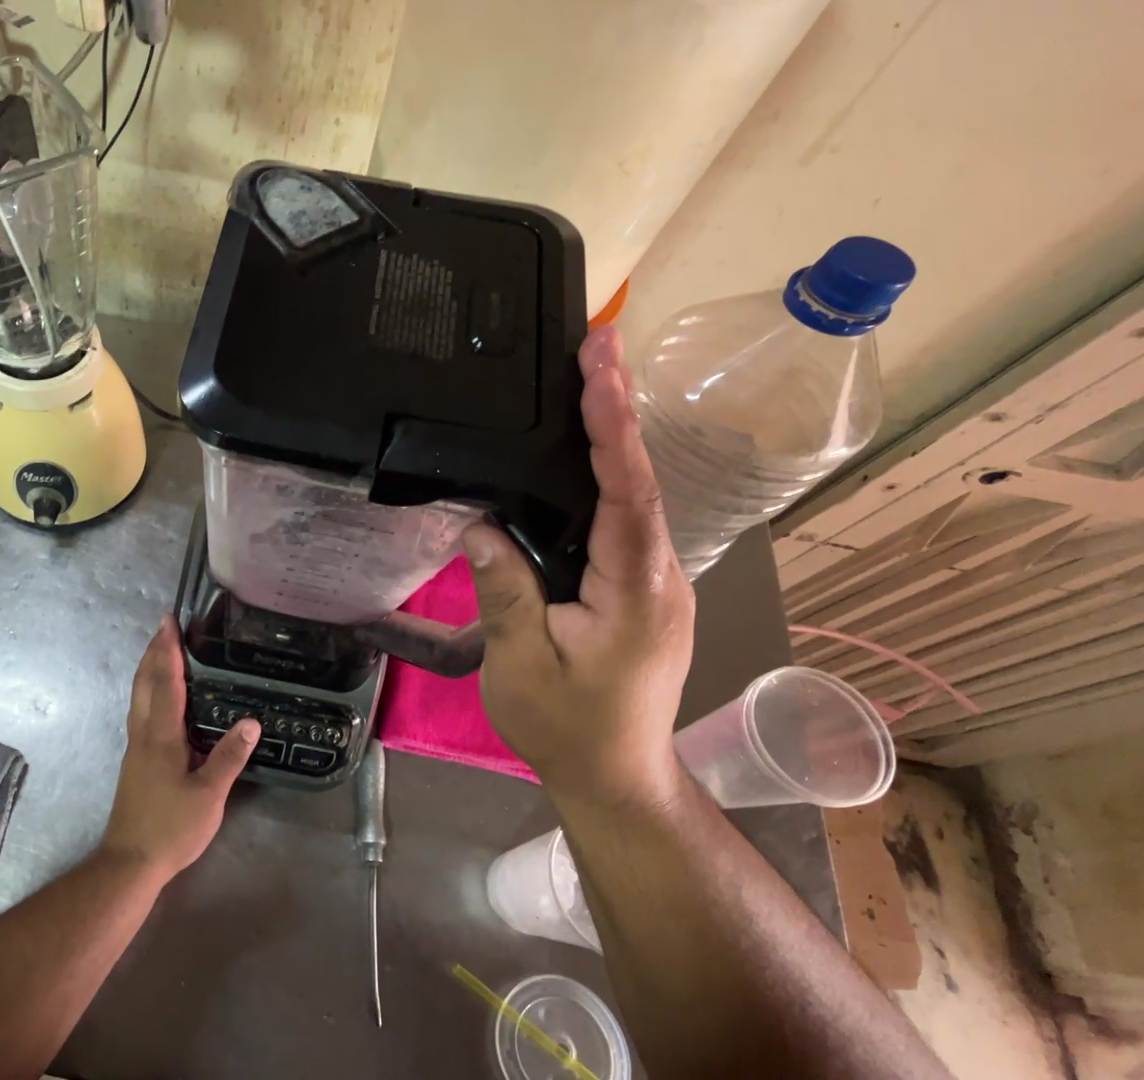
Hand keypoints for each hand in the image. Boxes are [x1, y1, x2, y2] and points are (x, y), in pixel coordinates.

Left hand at [99, 616, 258, 882]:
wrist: (130, 860)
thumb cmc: (171, 827)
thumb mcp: (209, 795)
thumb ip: (229, 756)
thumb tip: (251, 720)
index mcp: (161, 735)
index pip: (165, 682)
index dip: (169, 650)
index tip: (170, 621)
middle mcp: (143, 733)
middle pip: (145, 682)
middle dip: (155, 651)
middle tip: (166, 626)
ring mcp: (136, 747)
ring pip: (139, 696)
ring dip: (149, 669)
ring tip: (161, 651)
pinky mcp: (136, 761)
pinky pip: (141, 711)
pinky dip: (149, 690)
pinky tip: (160, 699)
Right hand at [463, 325, 694, 807]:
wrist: (615, 777)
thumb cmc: (567, 727)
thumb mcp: (522, 663)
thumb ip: (505, 590)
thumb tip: (481, 524)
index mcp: (637, 590)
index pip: (626, 494)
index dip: (612, 428)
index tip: (598, 371)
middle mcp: (661, 575)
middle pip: (639, 480)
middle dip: (618, 409)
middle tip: (597, 345)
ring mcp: (657, 582)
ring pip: (635, 497)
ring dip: (614, 436)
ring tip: (591, 378)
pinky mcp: (643, 591)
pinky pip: (625, 522)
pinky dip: (608, 476)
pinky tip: (586, 453)